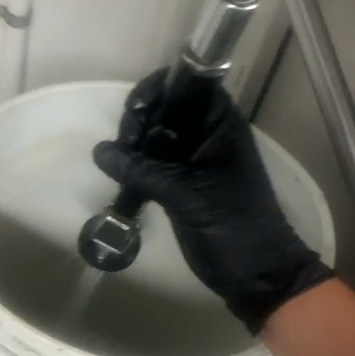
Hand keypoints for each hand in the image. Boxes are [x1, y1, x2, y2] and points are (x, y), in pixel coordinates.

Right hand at [95, 67, 332, 333]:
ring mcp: (192, 161)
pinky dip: (135, 168)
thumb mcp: (185, 193)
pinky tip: (122, 180)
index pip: (188, 84)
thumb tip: (100, 151)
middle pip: (165, 109)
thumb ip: (141, 169)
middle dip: (140, 121)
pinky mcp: (180, 185)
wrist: (254, 271)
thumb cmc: (232, 224)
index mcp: (220, 126)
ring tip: (119, 167)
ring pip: (155, 138)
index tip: (136, 112)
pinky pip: (151, 164)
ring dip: (134, 146)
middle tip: (124, 149)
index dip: (159, 88)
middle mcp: (206, 136)